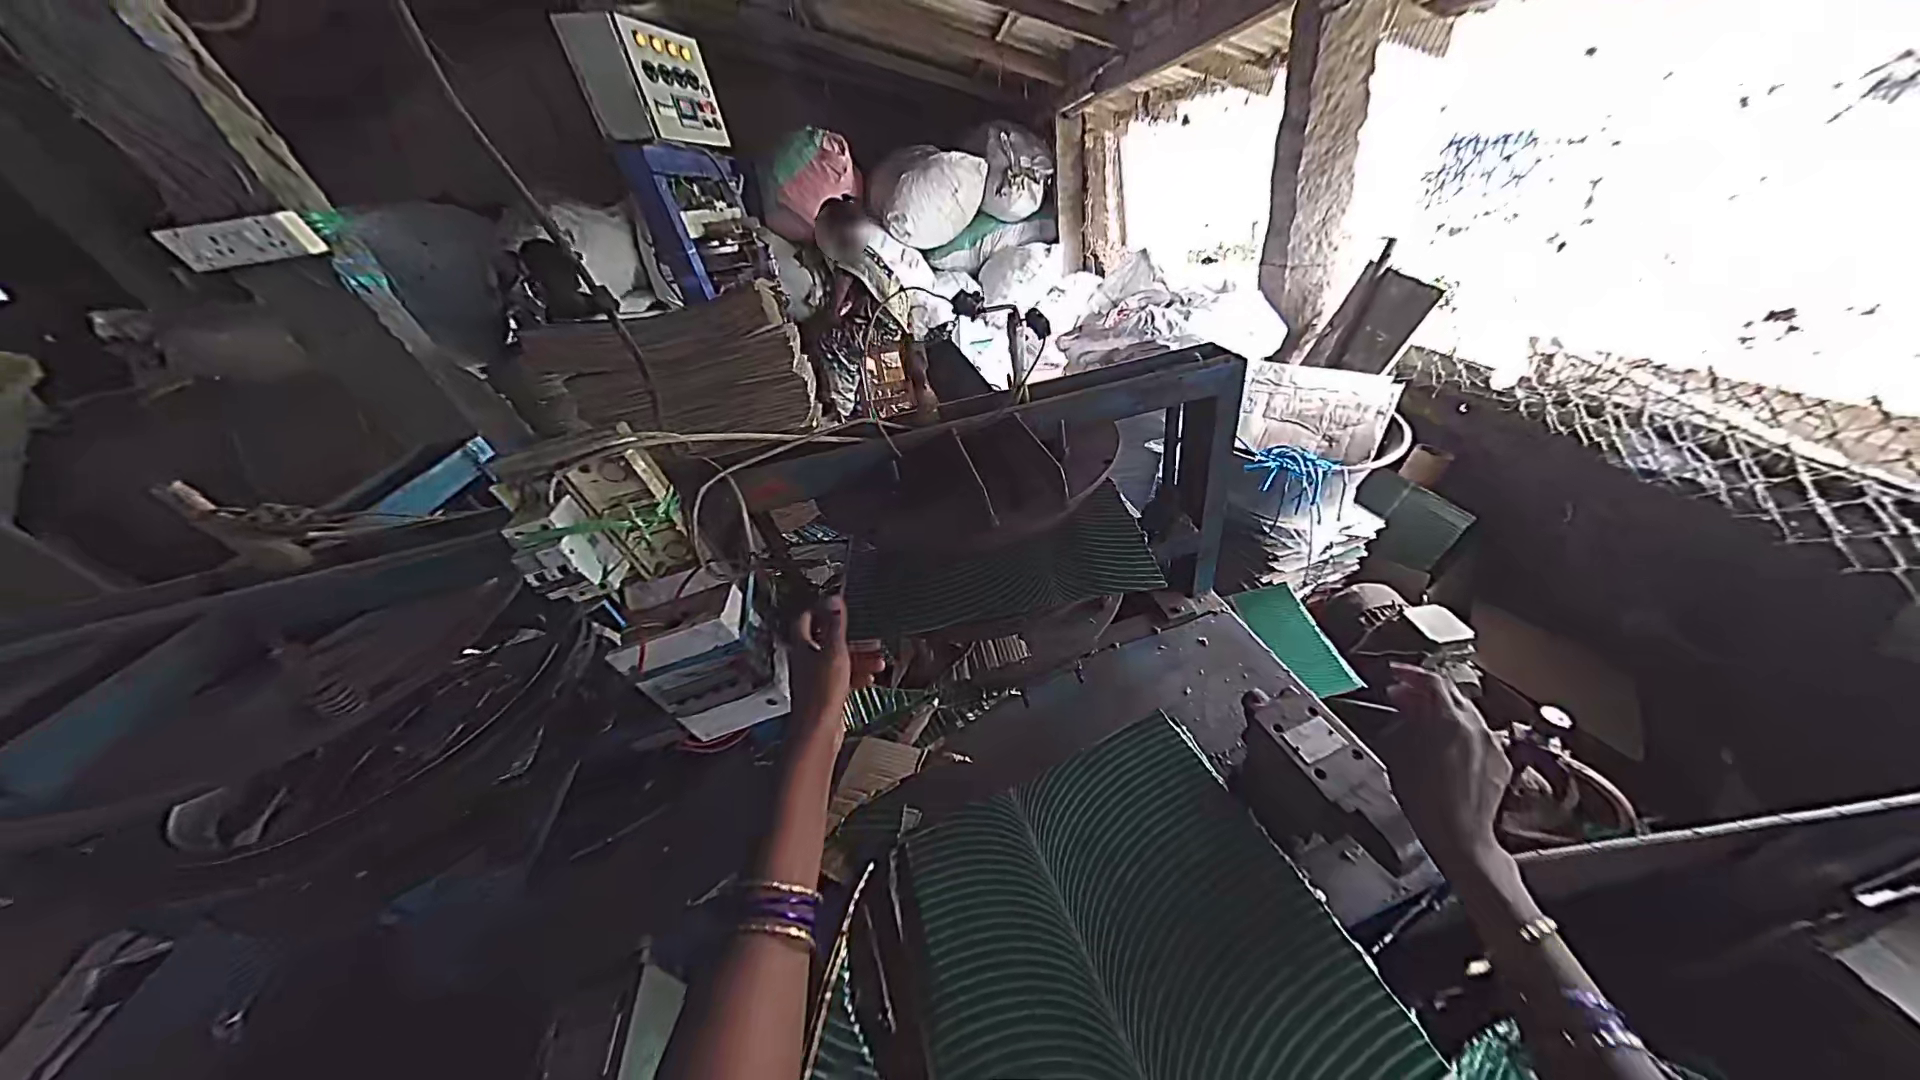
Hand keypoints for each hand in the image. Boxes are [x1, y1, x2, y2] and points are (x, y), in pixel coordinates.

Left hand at [786, 595, 881, 737]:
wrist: (819, 731)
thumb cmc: (821, 695)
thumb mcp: (835, 652)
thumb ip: (836, 625)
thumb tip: (834, 600)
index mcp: (802, 647)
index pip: (806, 619)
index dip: (821, 610)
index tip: (837, 606)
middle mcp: (806, 661)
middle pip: (826, 640)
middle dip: (849, 637)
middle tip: (867, 636)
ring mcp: (815, 678)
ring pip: (837, 660)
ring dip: (857, 656)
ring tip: (877, 657)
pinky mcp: (825, 694)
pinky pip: (842, 678)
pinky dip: (856, 674)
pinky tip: (869, 676)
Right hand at [1377, 663, 1512, 874]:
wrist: (1460, 835)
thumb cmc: (1426, 798)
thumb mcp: (1399, 749)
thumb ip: (1404, 717)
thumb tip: (1405, 700)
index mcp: (1451, 721)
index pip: (1433, 681)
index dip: (1411, 673)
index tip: (1396, 673)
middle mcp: (1477, 728)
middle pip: (1451, 694)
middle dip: (1424, 691)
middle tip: (1400, 695)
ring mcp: (1491, 745)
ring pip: (1464, 713)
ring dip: (1439, 710)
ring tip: (1415, 718)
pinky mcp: (1499, 761)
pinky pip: (1474, 734)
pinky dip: (1454, 729)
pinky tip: (1437, 742)